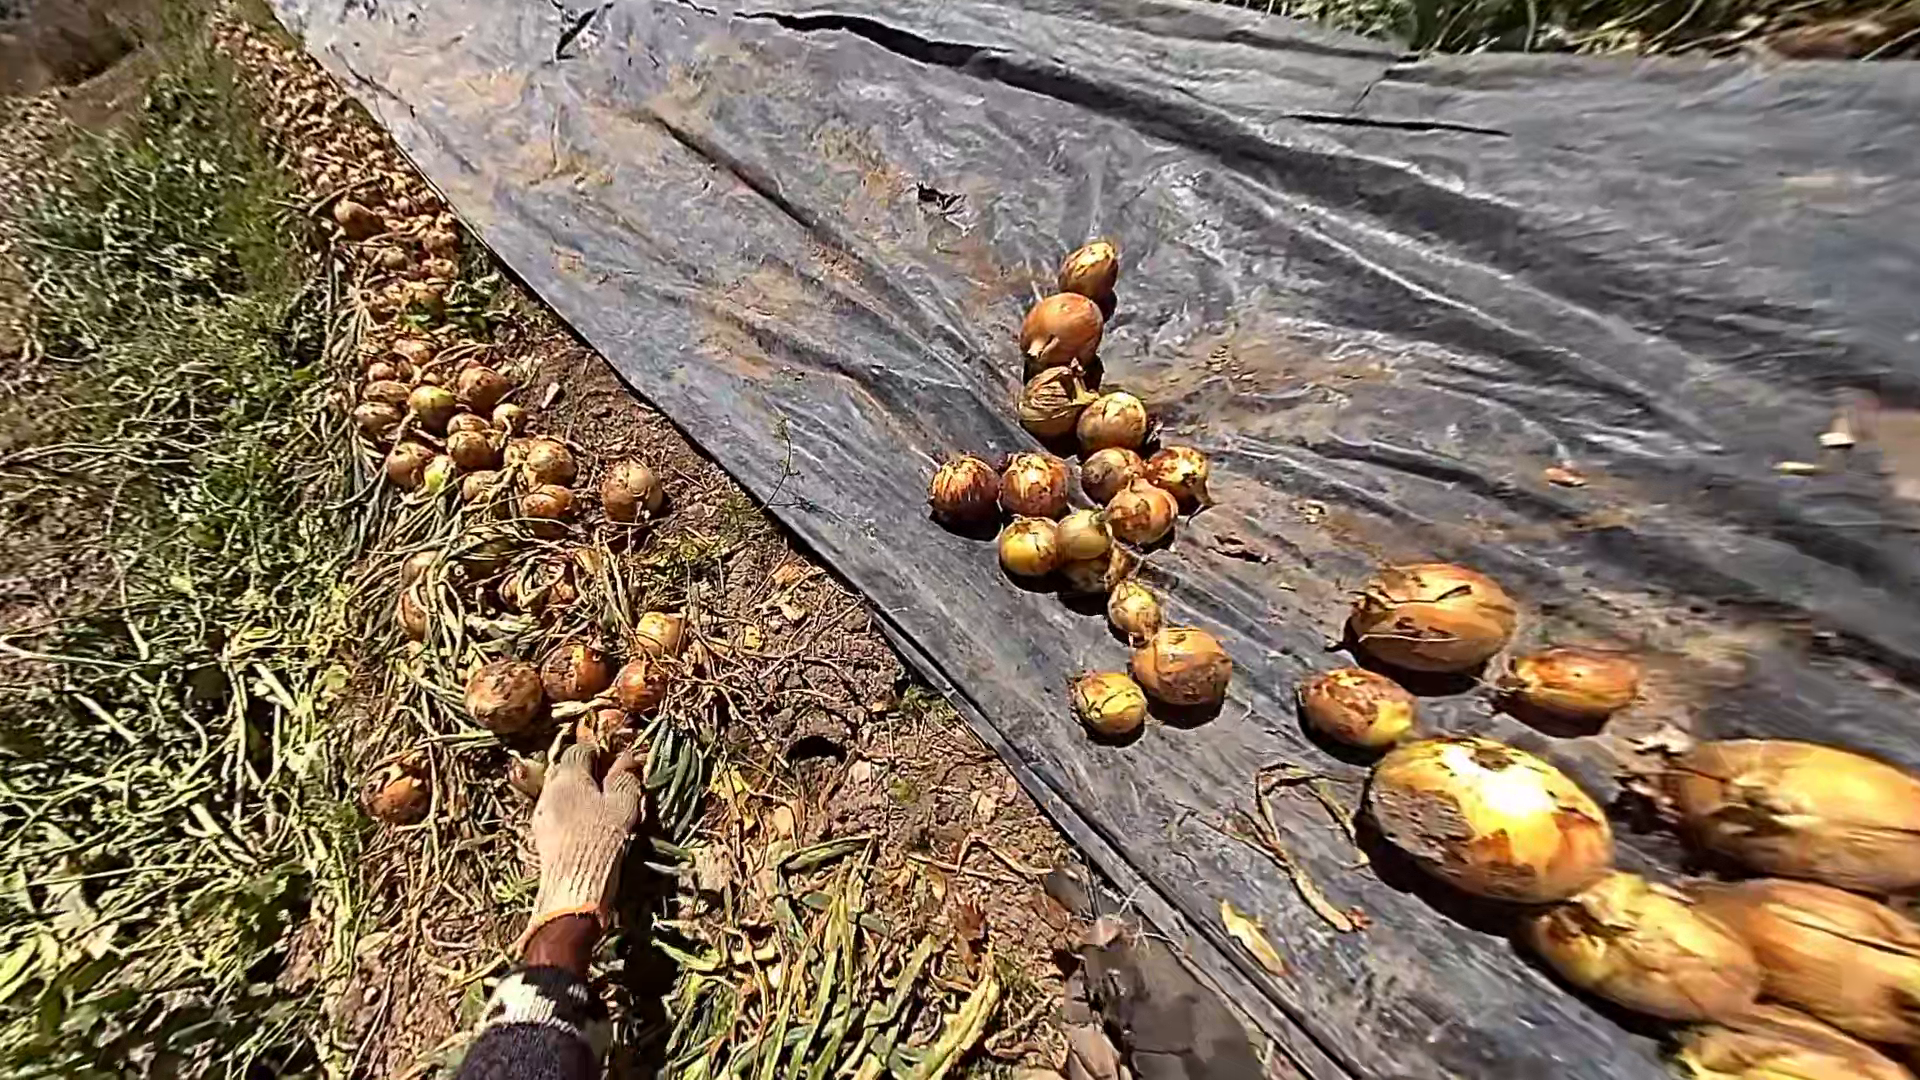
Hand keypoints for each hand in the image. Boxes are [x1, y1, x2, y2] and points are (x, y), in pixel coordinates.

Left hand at [516, 743, 644, 954]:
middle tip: (614, 783)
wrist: (574, 887)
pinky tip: (590, 825)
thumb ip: (624, 775)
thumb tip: (626, 757)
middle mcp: (548, 792)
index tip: (619, 762)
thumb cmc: (602, 835)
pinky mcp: (540, 838)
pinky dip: (574, 813)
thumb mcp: (624, 800)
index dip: (602, 752)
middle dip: (589, 773)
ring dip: (581, 794)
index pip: (580, 749)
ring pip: (562, 793)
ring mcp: (541, 816)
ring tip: (605, 806)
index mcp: (567, 776)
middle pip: (567, 770)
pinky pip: (558, 814)